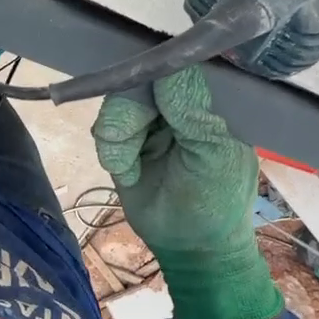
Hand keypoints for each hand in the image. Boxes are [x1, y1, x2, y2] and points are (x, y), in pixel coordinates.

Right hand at [91, 67, 283, 318]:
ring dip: (118, 137)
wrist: (191, 250)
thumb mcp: (214, 157)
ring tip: (130, 167)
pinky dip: (112, 151)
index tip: (143, 78)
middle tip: (132, 141)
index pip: (178, 67)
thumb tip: (170, 68)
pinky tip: (127, 171)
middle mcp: (174, 106)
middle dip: (129, 112)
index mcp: (207, 104)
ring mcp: (146, 121)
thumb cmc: (216, 202)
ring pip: (115, 104)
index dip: (157, 67)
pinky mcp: (122, 140)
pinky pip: (103, 130)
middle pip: (138, 81)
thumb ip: (191, 112)